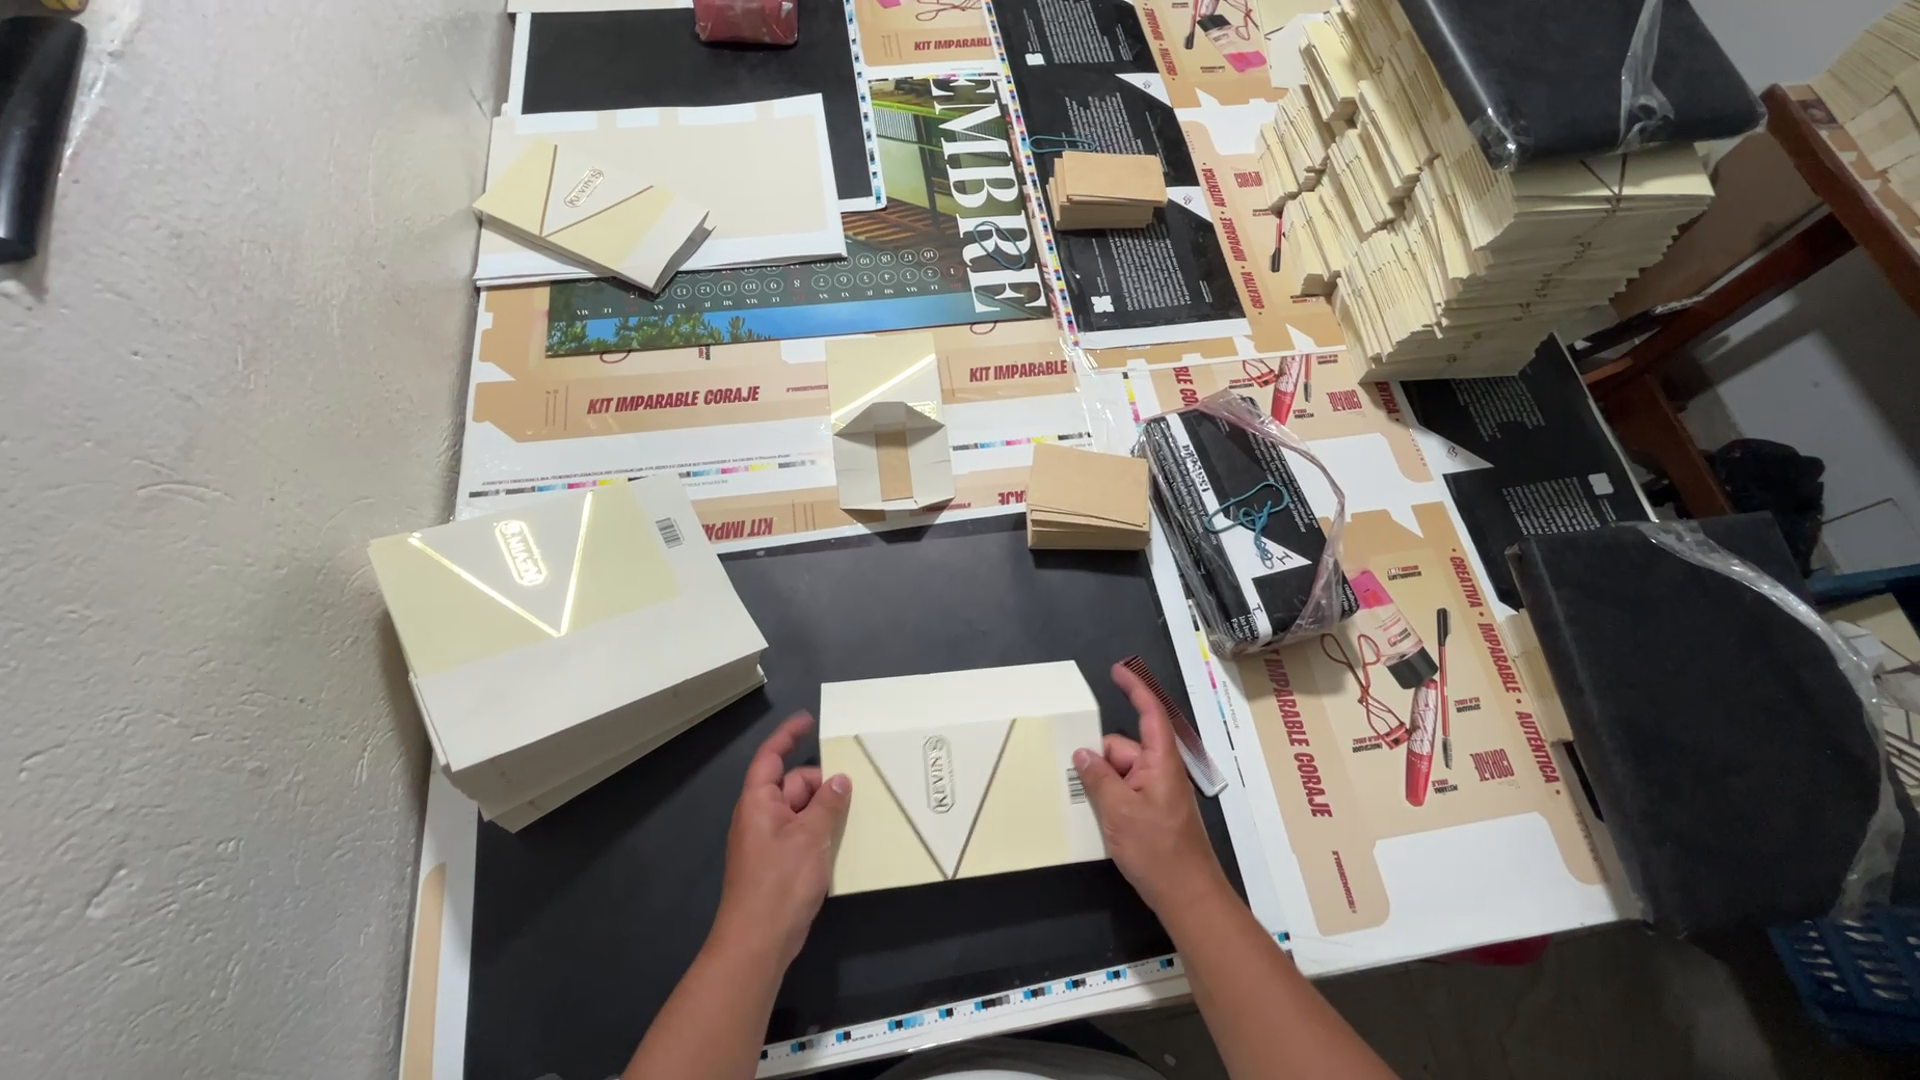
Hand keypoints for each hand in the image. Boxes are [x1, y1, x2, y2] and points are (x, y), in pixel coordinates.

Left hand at [711, 712, 851, 968]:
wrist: (759, 941)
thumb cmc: (779, 882)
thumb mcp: (809, 837)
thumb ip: (827, 804)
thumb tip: (840, 779)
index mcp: (758, 801)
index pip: (770, 757)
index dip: (788, 736)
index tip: (809, 721)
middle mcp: (761, 816)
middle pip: (793, 784)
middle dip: (821, 782)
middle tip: (856, 785)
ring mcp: (770, 841)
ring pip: (802, 810)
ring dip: (826, 809)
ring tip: (858, 810)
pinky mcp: (780, 863)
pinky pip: (804, 834)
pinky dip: (822, 831)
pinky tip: (846, 839)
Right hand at [1074, 663, 1230, 917]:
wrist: (1187, 896)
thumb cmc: (1158, 851)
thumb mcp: (1119, 812)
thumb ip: (1097, 779)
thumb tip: (1082, 754)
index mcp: (1160, 761)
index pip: (1151, 713)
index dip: (1135, 688)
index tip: (1116, 671)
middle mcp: (1160, 771)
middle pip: (1123, 747)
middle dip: (1099, 759)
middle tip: (1077, 782)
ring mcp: (1157, 793)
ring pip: (1120, 772)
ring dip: (1102, 784)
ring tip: (1088, 809)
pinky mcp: (1153, 812)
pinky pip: (1125, 792)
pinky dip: (1109, 799)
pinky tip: (1097, 819)